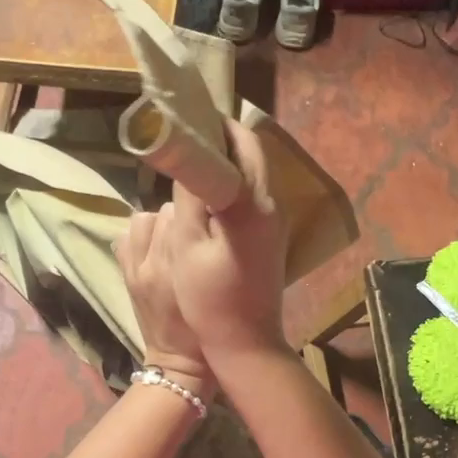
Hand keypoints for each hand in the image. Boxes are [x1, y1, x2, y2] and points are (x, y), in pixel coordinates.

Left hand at [118, 202, 213, 397]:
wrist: (178, 365)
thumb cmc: (211, 329)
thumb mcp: (219, 286)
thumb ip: (212, 250)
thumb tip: (212, 214)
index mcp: (181, 261)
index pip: (186, 210)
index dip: (201, 207)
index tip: (213, 214)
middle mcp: (154, 259)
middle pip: (165, 212)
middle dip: (181, 215)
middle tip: (196, 228)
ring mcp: (136, 268)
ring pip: (142, 220)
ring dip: (157, 223)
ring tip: (171, 237)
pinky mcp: (126, 276)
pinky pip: (125, 240)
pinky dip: (138, 237)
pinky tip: (152, 248)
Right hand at [161, 120, 287, 361]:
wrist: (246, 343)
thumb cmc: (210, 299)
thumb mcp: (188, 246)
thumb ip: (189, 197)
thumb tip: (187, 156)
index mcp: (251, 203)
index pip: (238, 142)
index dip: (211, 124)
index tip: (183, 113)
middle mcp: (270, 203)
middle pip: (249, 151)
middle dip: (218, 135)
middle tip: (182, 130)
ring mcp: (274, 219)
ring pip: (251, 170)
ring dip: (224, 157)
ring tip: (187, 153)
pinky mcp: (270, 233)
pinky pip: (250, 191)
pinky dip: (228, 178)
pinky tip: (203, 188)